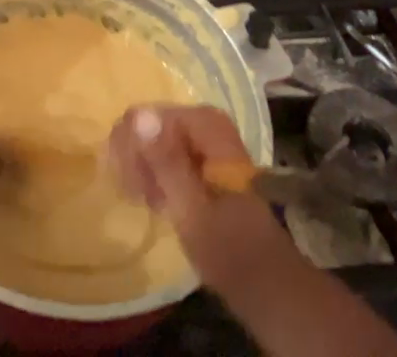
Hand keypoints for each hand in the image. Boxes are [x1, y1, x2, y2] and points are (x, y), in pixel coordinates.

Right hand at [109, 106, 396, 356]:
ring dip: (143, 168)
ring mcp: (206, 145)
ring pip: (156, 140)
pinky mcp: (203, 164)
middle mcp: (208, 127)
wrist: (264, 281)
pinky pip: (166, 155)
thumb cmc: (227, 248)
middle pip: (152, 124)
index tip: (132, 181)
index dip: (134, 145)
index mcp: (209, 129)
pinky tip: (153, 199)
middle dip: (137, 157)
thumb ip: (164, 160)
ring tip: (144, 199)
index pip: (150, 115)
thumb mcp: (189, 208)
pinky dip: (154, 176)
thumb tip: (138, 114)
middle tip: (139, 193)